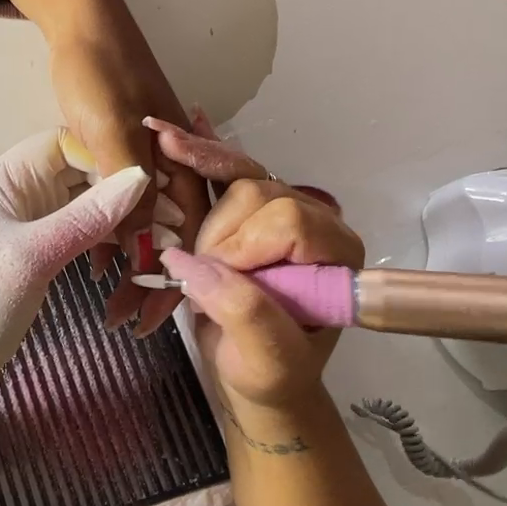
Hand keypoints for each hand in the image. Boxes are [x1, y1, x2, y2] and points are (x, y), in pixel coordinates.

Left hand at [0, 0, 205, 337]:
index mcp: (175, 156)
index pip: (185, 223)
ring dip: (129, 256)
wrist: (77, 17)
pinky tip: (95, 256)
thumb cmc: (94, 69)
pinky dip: (111, 229)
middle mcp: (168, 158)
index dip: (170, 267)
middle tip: (131, 319)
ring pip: (143, 218)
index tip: (150, 311)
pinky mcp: (119, 150)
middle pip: (166, 228)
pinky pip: (122, 200)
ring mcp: (143, 153)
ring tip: (114, 300)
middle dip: (150, 274)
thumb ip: (127, 182)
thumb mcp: (108, 127)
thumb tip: (148, 242)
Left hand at [0, 129, 148, 405]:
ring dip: (126, 214)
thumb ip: (87, 216)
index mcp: (8, 176)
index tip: (152, 178)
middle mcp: (24, 187)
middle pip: (85, 169)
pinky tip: (144, 249)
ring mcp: (38, 216)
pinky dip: (115, 235)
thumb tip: (142, 177)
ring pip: (92, 199)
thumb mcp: (34, 255)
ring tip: (167, 233)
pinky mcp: (49, 244)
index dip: (109, 153)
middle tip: (173, 211)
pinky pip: (89, 226)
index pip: (67, 143)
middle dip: (126, 187)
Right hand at [153, 131, 362, 409]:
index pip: (287, 220)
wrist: (254, 375)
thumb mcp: (266, 361)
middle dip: (215, 231)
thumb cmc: (269, 374)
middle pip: (257, 193)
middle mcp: (315, 223)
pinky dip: (200, 150)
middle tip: (194, 271)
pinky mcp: (248, 211)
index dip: (242, 245)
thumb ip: (244, 313)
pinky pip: (226, 169)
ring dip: (195, 197)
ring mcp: (280, 211)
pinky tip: (172, 131)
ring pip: (234, 177)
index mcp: (334, 257)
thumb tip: (191, 264)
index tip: (212, 279)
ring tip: (171, 222)